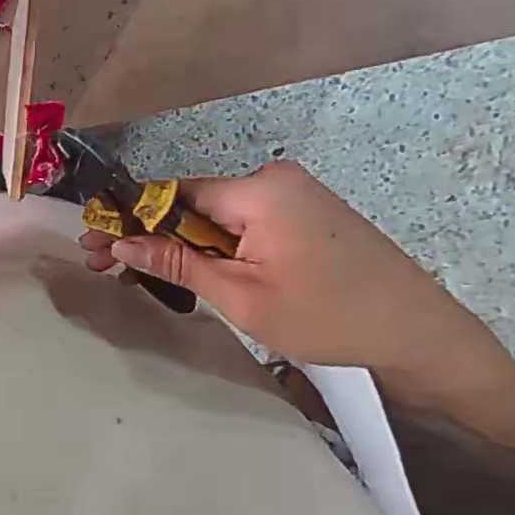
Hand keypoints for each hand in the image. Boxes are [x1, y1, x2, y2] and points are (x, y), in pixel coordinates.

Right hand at [79, 162, 514, 409]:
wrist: (422, 336)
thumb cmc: (328, 318)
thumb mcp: (240, 295)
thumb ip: (175, 263)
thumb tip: (118, 243)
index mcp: (259, 190)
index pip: (171, 195)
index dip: (127, 219)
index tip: (92, 242)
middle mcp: (274, 179)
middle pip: (190, 204)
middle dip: (146, 234)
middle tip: (103, 263)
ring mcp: (293, 195)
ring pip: (213, 216)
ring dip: (176, 243)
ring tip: (135, 272)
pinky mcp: (303, 213)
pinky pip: (240, 223)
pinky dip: (209, 245)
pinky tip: (185, 268)